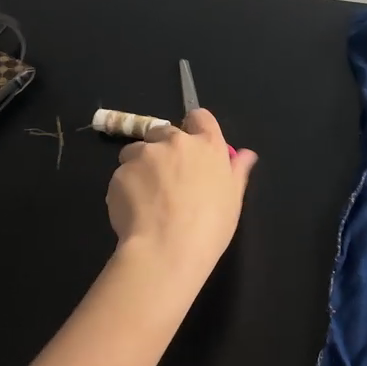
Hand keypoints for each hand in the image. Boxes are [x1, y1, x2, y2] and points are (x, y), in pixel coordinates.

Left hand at [106, 108, 257, 288]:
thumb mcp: (233, 199)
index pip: (200, 117)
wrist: (167, 249)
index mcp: (207, 145)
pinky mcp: (120, 173)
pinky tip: (135, 211)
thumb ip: (237, 171)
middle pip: (165, 132)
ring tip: (148, 198)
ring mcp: (145, 155)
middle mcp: (176, 142)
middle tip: (168, 180)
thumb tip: (246, 154)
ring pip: (137, 151)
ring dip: (141, 166)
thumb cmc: (210, 226)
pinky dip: (126, 188)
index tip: (192, 147)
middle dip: (164, 150)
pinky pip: (122, 175)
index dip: (194, 128)